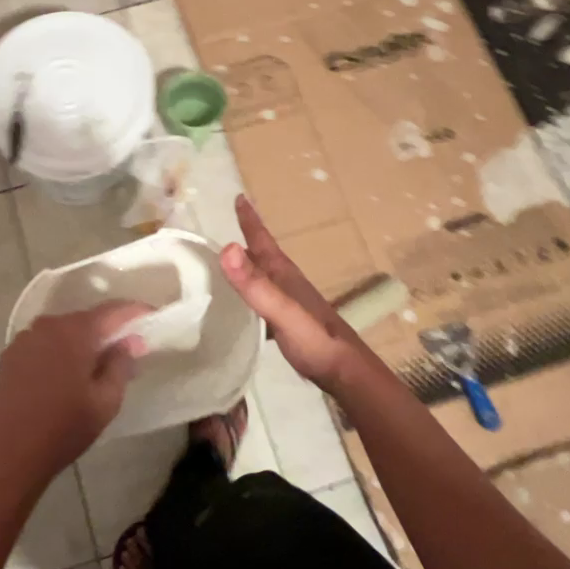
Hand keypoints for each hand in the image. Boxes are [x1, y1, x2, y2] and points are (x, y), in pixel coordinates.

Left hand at [0, 302, 149, 486]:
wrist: (10, 452)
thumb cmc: (64, 428)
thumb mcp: (105, 402)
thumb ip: (121, 365)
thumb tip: (130, 341)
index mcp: (75, 332)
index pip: (112, 311)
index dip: (134, 312)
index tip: (151, 316)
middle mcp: (47, 325)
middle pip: (85, 320)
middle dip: (107, 332)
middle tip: (125, 352)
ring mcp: (25, 338)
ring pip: (63, 332)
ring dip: (80, 343)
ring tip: (94, 367)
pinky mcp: (10, 355)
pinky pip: (43, 344)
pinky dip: (58, 352)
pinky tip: (63, 376)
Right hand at [219, 196, 371, 391]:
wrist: (345, 372)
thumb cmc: (315, 340)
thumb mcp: (283, 311)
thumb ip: (257, 284)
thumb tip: (227, 248)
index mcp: (283, 274)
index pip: (262, 240)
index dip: (250, 219)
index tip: (239, 196)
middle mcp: (286, 283)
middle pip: (262, 255)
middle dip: (245, 239)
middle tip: (224, 227)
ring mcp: (289, 303)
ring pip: (263, 277)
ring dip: (247, 267)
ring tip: (227, 264)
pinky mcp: (288, 323)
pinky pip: (262, 300)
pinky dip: (250, 294)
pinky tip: (240, 306)